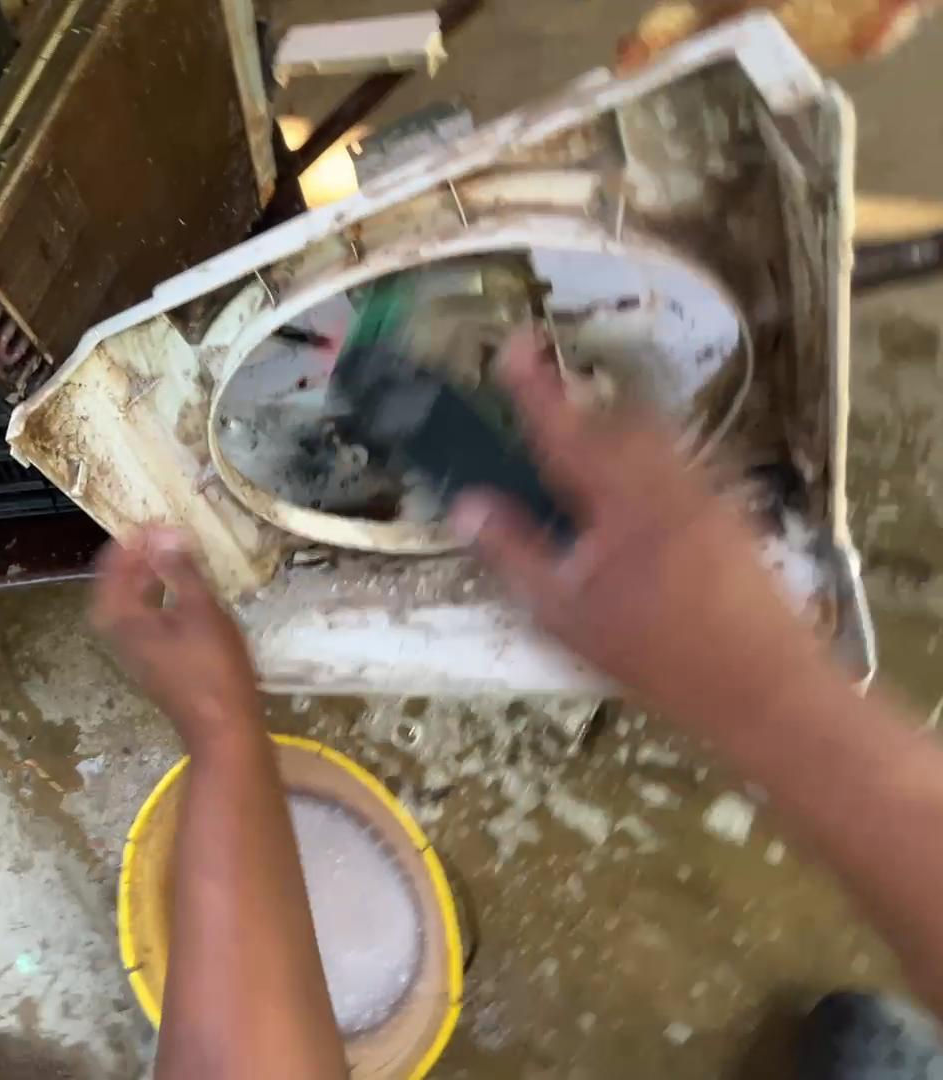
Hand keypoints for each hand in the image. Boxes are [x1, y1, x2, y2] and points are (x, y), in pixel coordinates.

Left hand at [91, 527, 263, 756]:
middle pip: (115, 583)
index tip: (155, 521)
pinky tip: (178, 592)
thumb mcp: (199, 608)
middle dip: (136, 555)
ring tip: (169, 554)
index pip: (112, 565)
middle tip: (161, 534)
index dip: (131, 540)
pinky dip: (152, 596)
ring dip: (144, 575)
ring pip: (128, 601)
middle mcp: (117, 633)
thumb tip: (165, 533)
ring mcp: (131, 650)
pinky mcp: (148, 660)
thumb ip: (180, 568)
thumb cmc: (212, 666)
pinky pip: (140, 617)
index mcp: (120, 617)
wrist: (222, 728)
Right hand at [451, 331, 835, 720]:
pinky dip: (637, 459)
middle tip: (536, 409)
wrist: (763, 688)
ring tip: (571, 453)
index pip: (566, 431)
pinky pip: (675, 464)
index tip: (516, 345)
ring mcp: (708, 496)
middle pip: (620, 422)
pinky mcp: (729, 515)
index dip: (536, 387)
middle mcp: (671, 484)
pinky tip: (620, 499)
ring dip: (608, 432)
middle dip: (576, 408)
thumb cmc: (648, 649)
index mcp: (622, 502)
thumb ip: (511, 549)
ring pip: (653, 440)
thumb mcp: (558, 607)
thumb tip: (466, 505)